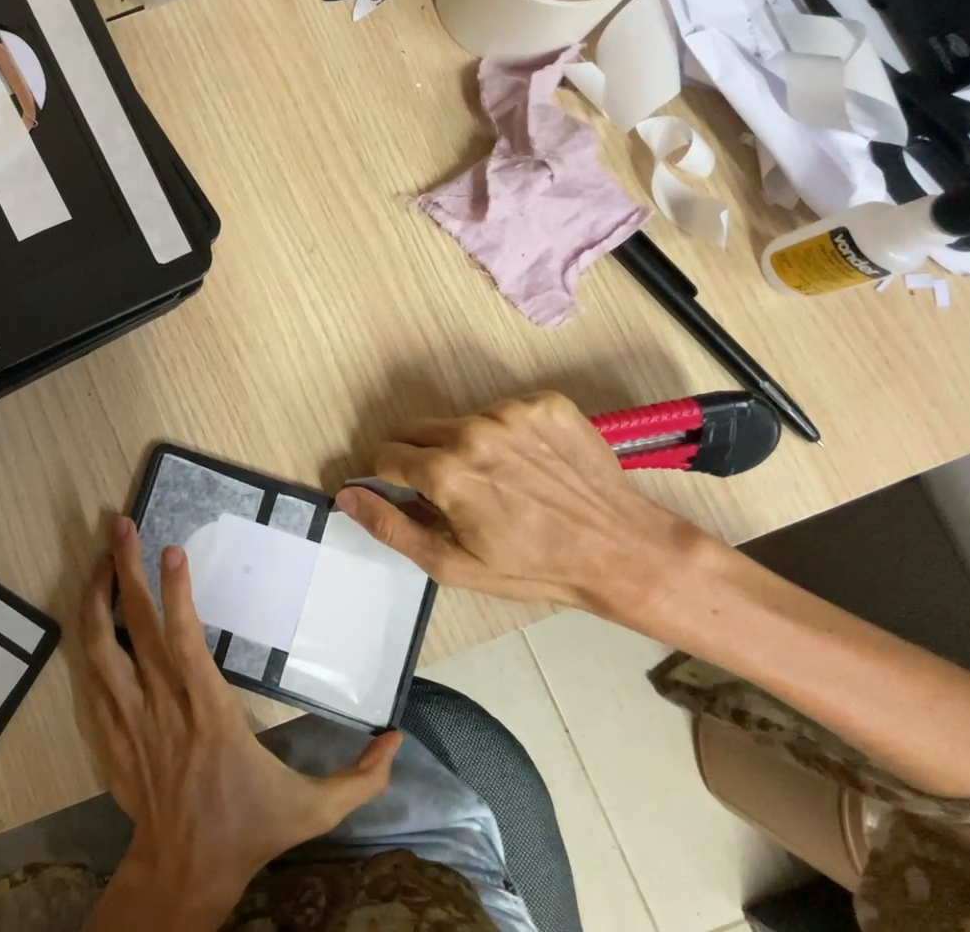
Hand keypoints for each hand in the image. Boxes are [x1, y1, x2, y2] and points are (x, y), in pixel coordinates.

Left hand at [78, 517, 401, 928]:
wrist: (184, 870)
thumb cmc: (248, 829)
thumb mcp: (316, 809)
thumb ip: (362, 776)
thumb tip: (400, 739)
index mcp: (210, 713)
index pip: (185, 641)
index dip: (177, 593)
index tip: (172, 550)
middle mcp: (163, 706)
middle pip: (135, 627)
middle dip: (125, 570)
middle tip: (121, 524)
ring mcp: (129, 717)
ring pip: (100, 644)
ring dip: (96, 595)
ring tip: (101, 555)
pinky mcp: (109, 729)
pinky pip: (90, 674)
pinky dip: (87, 635)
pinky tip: (90, 607)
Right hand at [336, 392, 720, 621]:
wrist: (621, 550)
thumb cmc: (532, 566)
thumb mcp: (450, 563)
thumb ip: (390, 526)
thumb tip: (347, 496)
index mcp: (445, 471)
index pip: (384, 455)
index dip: (390, 480)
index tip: (412, 499)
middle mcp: (473, 431)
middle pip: (412, 430)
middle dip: (418, 459)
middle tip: (450, 492)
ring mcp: (512, 413)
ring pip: (456, 421)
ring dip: (462, 446)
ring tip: (498, 481)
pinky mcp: (545, 404)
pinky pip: (501, 412)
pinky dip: (504, 435)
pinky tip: (528, 464)